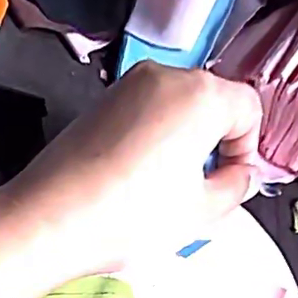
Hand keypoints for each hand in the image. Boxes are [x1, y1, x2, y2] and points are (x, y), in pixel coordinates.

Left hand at [3, 62, 262, 276]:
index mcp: (199, 95)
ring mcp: (126, 89)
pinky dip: (150, 145)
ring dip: (181, 147)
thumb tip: (240, 175)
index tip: (232, 181)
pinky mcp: (99, 106)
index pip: (248, 108)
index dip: (247, 149)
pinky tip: (134, 185)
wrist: (50, 221)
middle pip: (210, 105)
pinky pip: (142, 118)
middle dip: (213, 147)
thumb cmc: (126, 217)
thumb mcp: (200, 213)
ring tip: (162, 195)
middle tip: (200, 193)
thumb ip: (236, 187)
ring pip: (175, 111)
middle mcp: (163, 77)